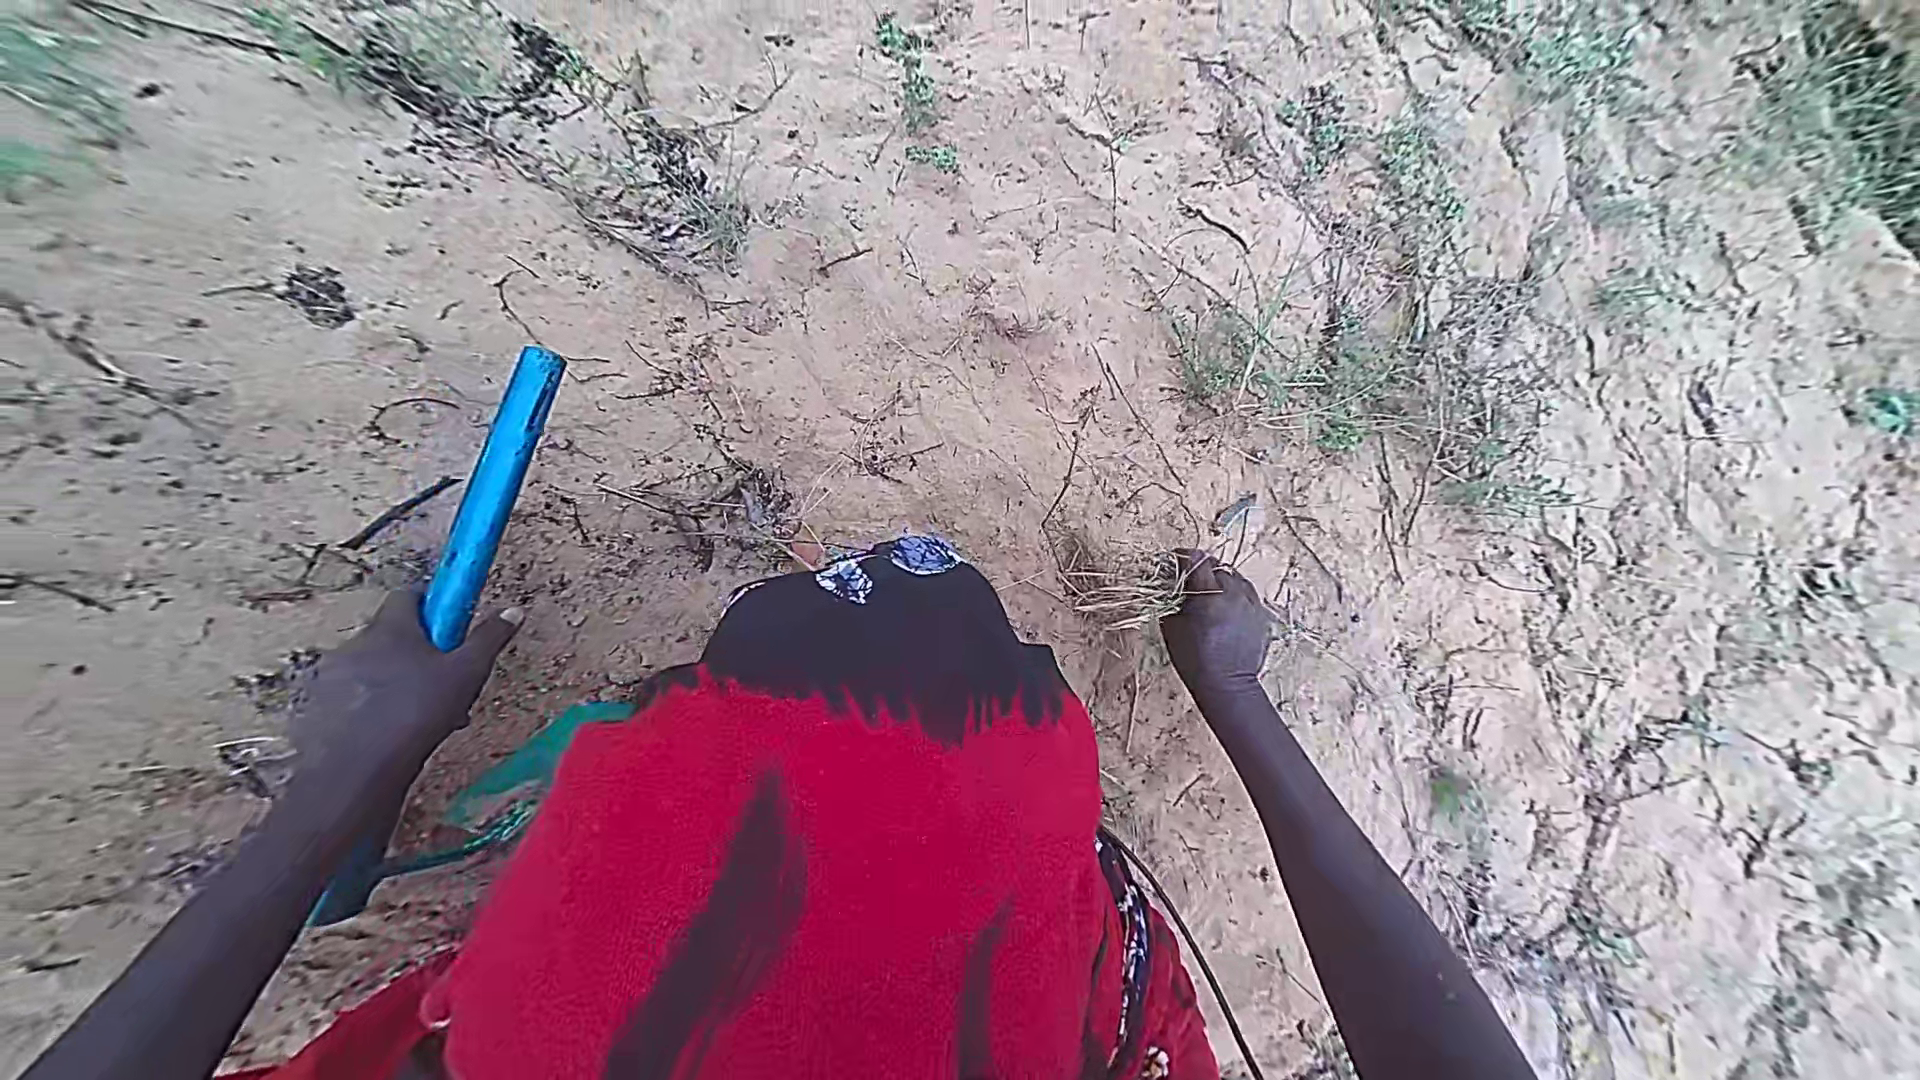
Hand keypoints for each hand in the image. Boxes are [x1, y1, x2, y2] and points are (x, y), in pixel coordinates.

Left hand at [289, 588, 521, 811]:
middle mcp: (353, 645)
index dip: (434, 604)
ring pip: (375, 666)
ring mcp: (329, 678)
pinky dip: (377, 702)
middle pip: (393, 633)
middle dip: (421, 648)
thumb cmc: (419, 710)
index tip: (454, 622)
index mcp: (390, 629)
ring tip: (429, 707)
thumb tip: (512, 611)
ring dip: (400, 677)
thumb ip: (489, 637)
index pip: (409, 595)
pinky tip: (400, 727)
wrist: (357, 770)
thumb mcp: (469, 670)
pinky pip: (355, 694)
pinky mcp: (316, 708)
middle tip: (448, 673)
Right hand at [1160, 550, 1273, 698]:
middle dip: (1200, 568)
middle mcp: (1233, 593)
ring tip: (1208, 593)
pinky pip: (1246, 594)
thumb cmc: (1194, 658)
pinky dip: (1233, 594)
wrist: (1226, 684)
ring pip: (1234, 577)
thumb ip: (1173, 598)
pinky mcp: (1261, 615)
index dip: (1182, 557)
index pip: (1196, 559)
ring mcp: (1251, 603)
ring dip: (1219, 579)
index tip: (1174, 560)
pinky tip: (1223, 608)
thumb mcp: (1171, 625)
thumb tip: (1172, 583)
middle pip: (1216, 565)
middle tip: (1188, 580)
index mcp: (1209, 594)